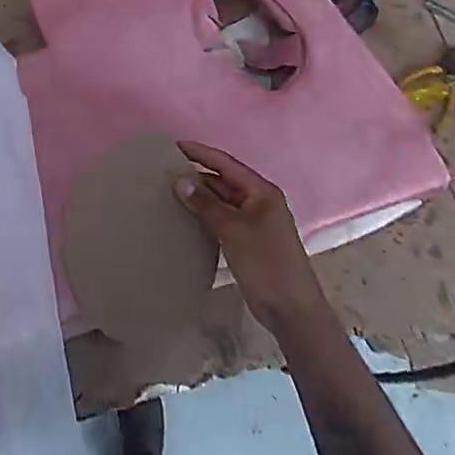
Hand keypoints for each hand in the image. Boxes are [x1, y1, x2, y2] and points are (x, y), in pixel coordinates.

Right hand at [175, 141, 333, 338]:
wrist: (291, 309)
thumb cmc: (266, 263)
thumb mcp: (233, 230)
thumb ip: (206, 204)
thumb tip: (181, 180)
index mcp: (262, 191)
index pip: (226, 164)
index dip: (201, 153)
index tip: (174, 146)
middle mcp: (259, 202)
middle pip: (224, 181)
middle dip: (197, 175)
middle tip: (163, 172)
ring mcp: (255, 223)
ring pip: (222, 202)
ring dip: (200, 197)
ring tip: (169, 192)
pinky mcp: (249, 242)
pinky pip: (223, 220)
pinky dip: (205, 216)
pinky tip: (186, 219)